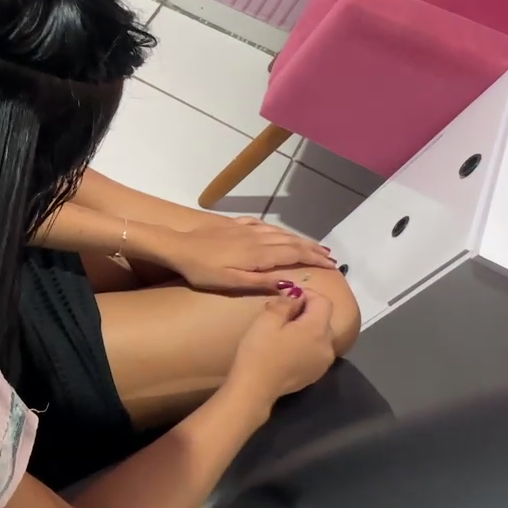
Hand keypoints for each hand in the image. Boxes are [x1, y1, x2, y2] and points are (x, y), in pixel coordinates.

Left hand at [160, 218, 334, 290]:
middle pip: (290, 241)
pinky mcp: (230, 224)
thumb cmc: (202, 270)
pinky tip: (275, 230)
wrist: (175, 246)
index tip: (331, 264)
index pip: (294, 254)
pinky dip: (273, 228)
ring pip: (276, 231)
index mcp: (259, 254)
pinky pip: (259, 224)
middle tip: (328, 255)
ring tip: (309, 244)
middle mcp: (256, 238)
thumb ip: (263, 282)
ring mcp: (243, 229)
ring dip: (296, 238)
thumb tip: (292, 284)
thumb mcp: (232, 282)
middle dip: (311, 248)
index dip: (314, 258)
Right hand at [229, 285, 336, 400]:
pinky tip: (286, 348)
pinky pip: (316, 349)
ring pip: (320, 335)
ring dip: (305, 327)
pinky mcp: (317, 372)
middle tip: (279, 312)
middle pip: (323, 318)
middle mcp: (328, 345)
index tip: (286, 294)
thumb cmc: (259, 351)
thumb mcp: (266, 321)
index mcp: (317, 329)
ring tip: (282, 331)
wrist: (257, 386)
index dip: (306, 293)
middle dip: (305, 310)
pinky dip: (305, 342)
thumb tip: (294, 294)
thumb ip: (284, 304)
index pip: (323, 301)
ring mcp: (324, 361)